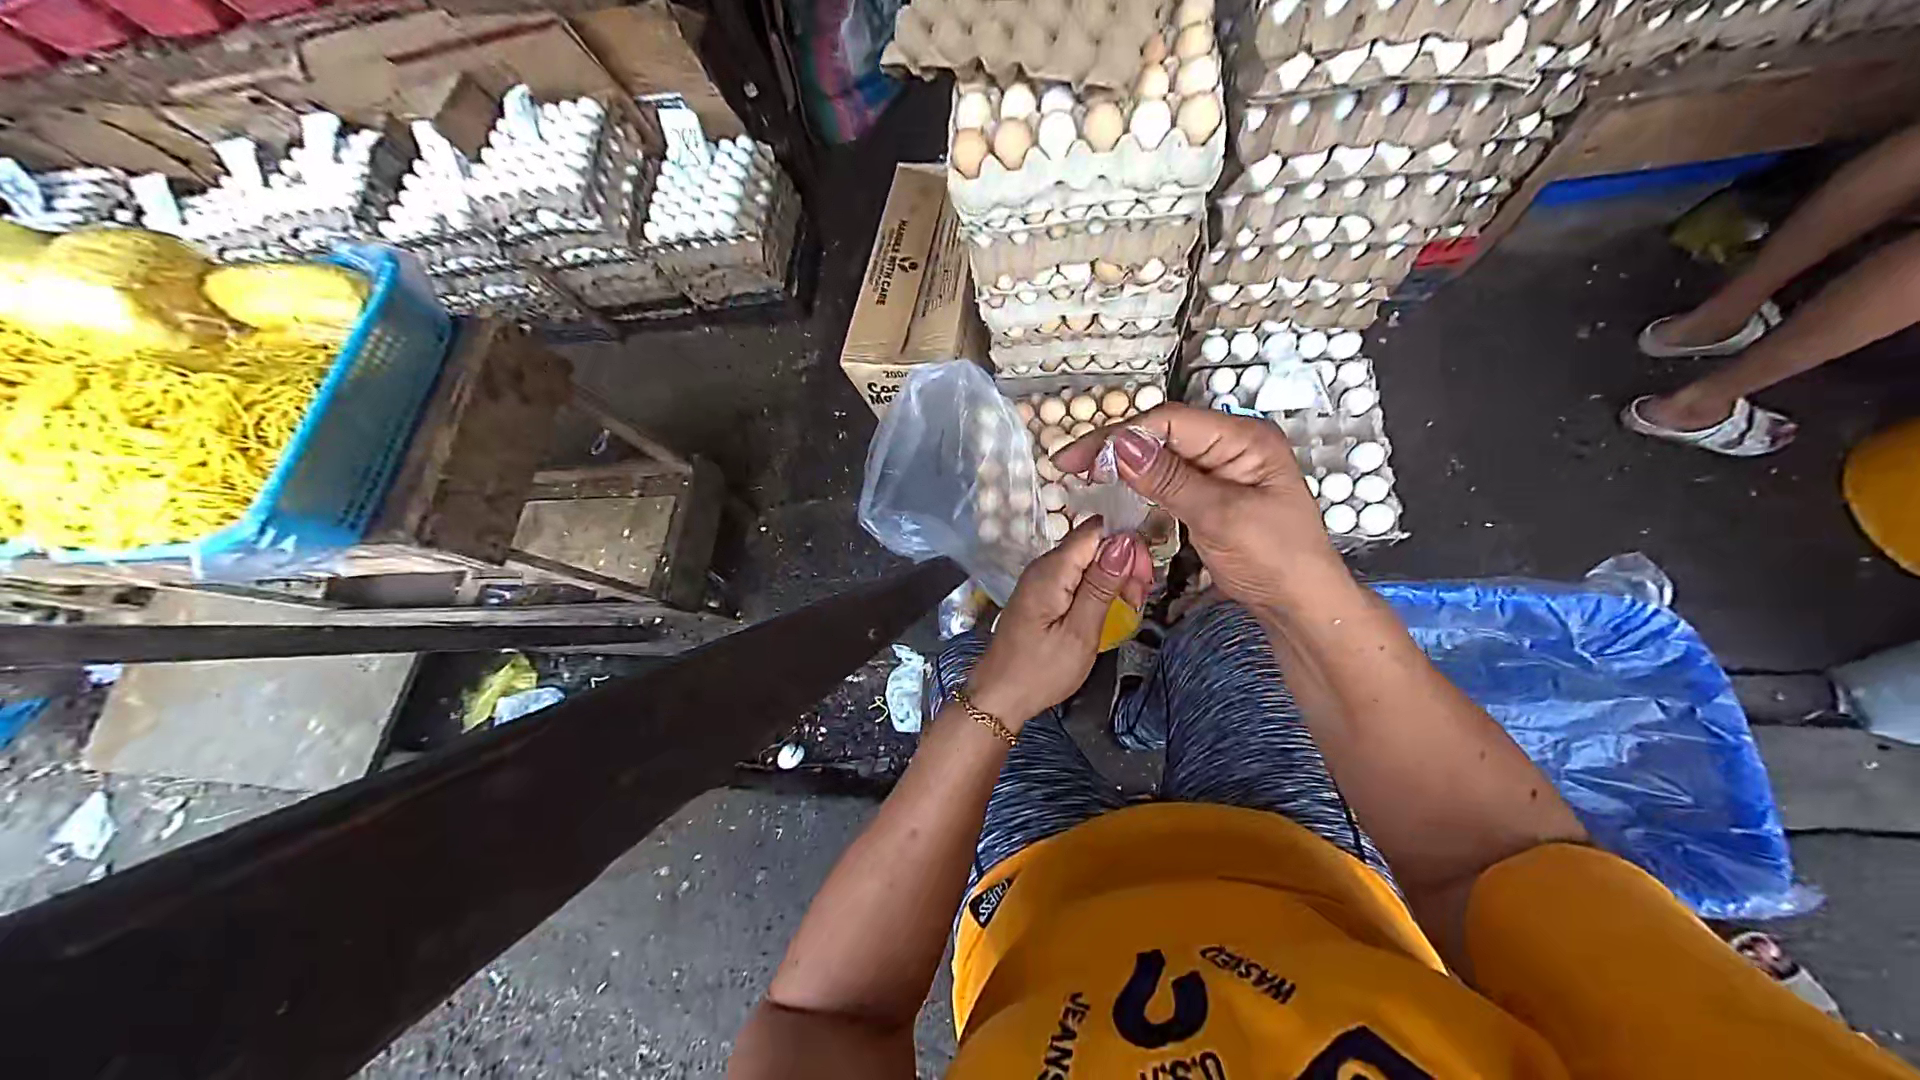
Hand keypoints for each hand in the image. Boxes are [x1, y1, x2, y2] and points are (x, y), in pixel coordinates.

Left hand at [965, 520, 1154, 728]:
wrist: (1000, 695)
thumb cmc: (1040, 671)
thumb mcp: (1079, 633)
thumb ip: (1101, 586)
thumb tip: (1123, 542)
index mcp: (1052, 570)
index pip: (1097, 530)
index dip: (1126, 545)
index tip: (1142, 579)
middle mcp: (1044, 566)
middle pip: (1093, 543)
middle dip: (1123, 562)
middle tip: (1138, 600)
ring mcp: (1040, 579)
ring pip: (1087, 559)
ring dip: (1113, 576)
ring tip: (1128, 607)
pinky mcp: (1041, 593)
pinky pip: (1076, 576)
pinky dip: (1097, 587)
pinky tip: (1107, 608)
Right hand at [1053, 404, 1348, 610]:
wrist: (1300, 604)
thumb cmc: (1275, 559)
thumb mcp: (1219, 516)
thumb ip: (1169, 479)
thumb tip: (1121, 445)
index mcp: (1244, 439)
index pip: (1169, 422)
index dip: (1119, 436)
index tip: (1080, 458)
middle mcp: (1231, 446)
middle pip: (1162, 434)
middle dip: (1115, 446)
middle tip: (1070, 466)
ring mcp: (1220, 470)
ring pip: (1161, 456)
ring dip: (1123, 464)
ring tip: (1084, 475)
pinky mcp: (1210, 493)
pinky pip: (1168, 478)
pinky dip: (1139, 483)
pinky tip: (1116, 488)